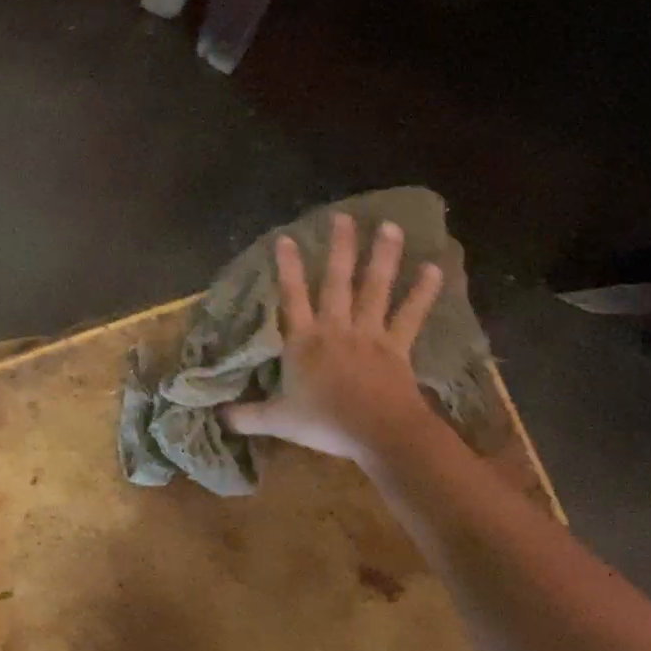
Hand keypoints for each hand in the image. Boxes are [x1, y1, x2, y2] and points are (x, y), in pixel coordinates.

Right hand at [222, 213, 445, 465]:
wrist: (380, 433)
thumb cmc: (325, 423)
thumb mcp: (277, 421)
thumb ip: (245, 415)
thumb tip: (216, 414)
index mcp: (303, 342)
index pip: (292, 297)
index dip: (288, 268)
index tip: (287, 239)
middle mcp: (335, 328)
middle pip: (337, 282)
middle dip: (340, 249)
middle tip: (343, 217)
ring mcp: (369, 335)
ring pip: (375, 289)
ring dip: (383, 257)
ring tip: (391, 227)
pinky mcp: (397, 347)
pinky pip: (411, 316)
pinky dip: (422, 293)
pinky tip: (434, 269)